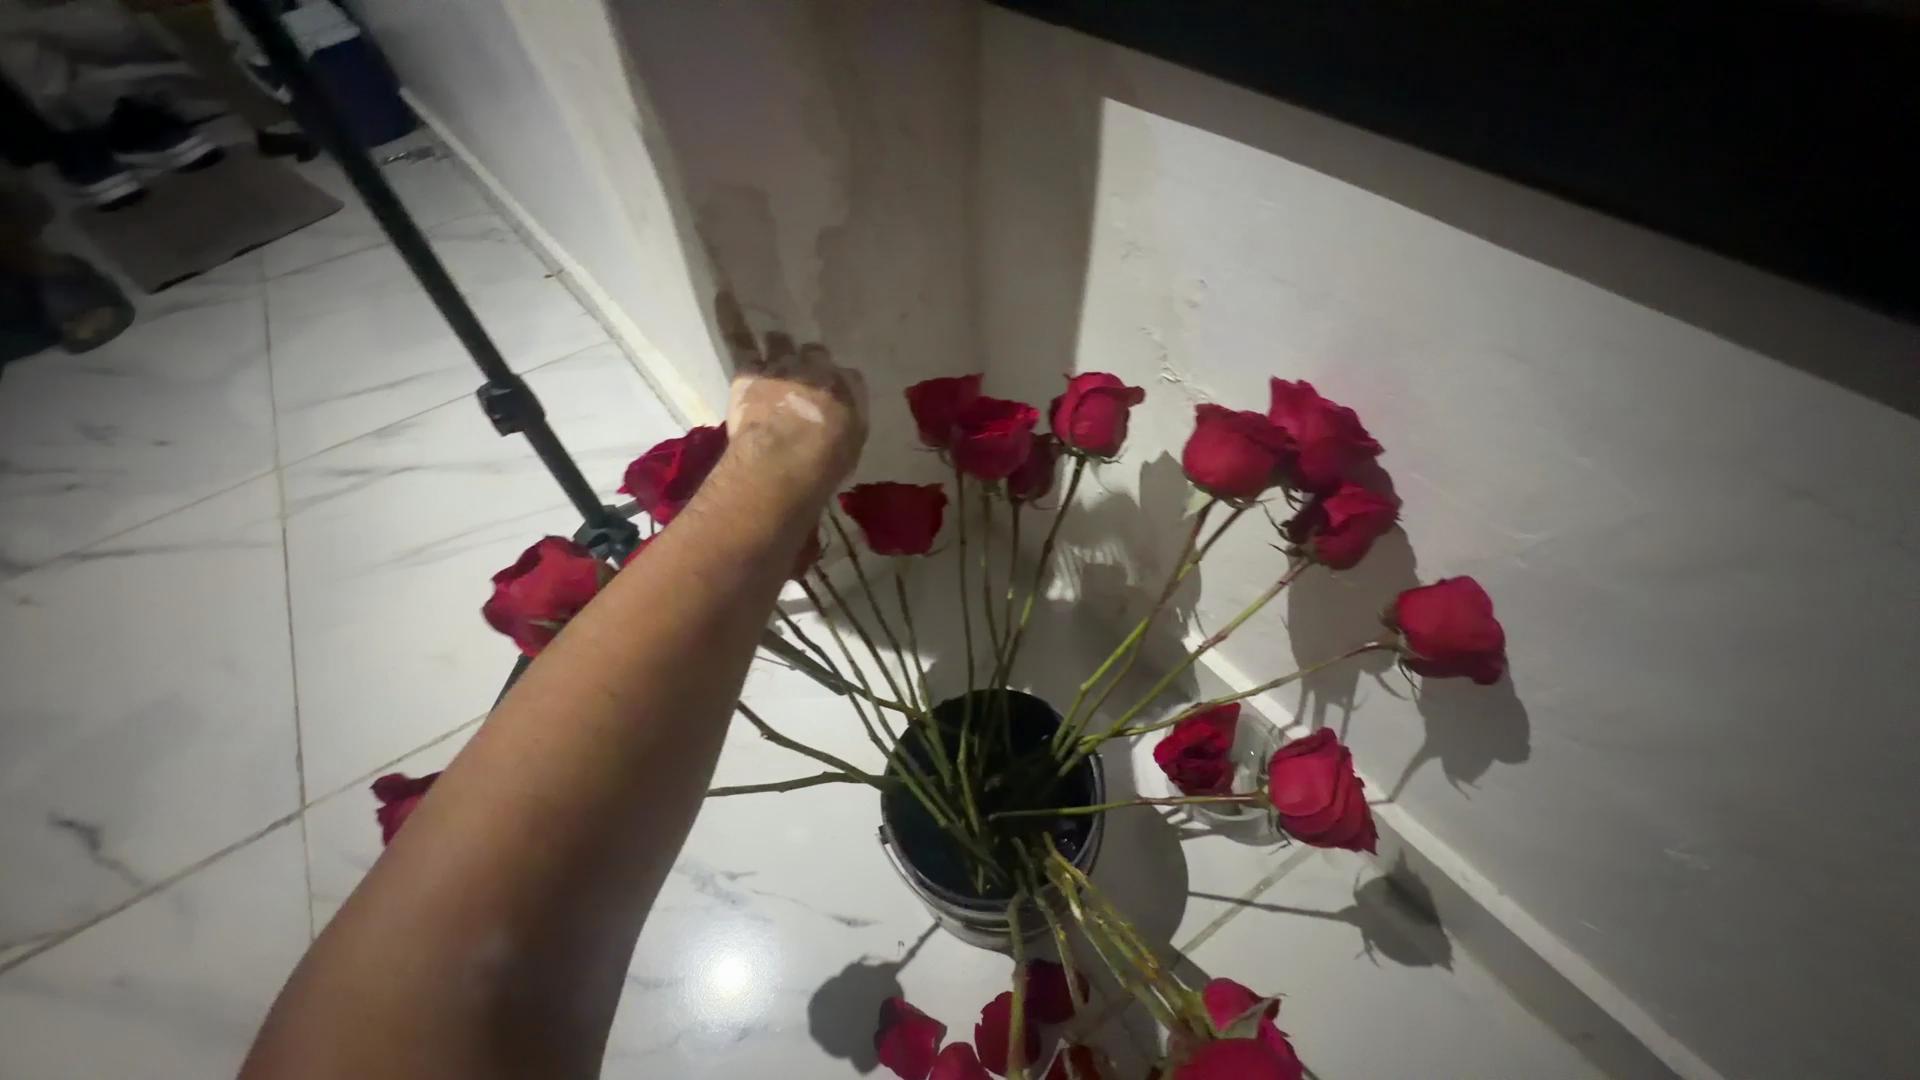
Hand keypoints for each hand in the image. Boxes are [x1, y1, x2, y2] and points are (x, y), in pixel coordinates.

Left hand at [725, 333, 867, 503]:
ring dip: (779, 347)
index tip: (831, 401)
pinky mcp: (749, 371)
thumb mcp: (853, 445)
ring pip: (781, 342)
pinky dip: (731, 317)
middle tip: (801, 382)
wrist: (783, 462)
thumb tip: (843, 408)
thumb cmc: (824, 463)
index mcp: (847, 386)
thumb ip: (851, 419)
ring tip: (773, 353)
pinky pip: (739, 338)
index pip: (846, 376)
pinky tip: (723, 296)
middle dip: (809, 363)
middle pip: (814, 353)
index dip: (837, 387)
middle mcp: (816, 367)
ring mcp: (781, 364)